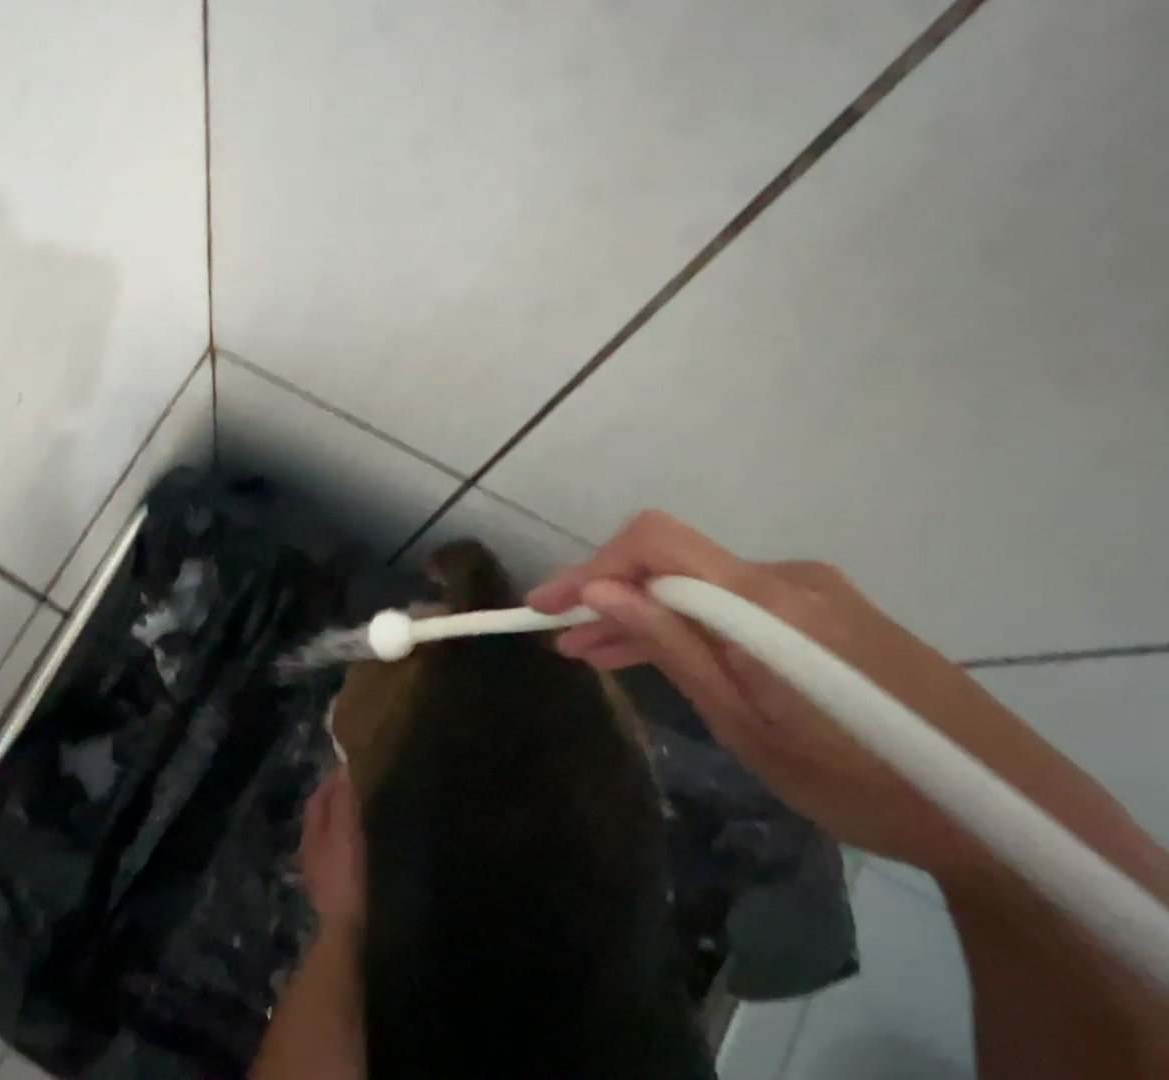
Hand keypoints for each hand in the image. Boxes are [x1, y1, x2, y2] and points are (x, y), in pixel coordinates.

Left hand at [299, 770, 365, 933]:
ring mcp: (316, 865)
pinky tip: (355, 841)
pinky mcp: (327, 881)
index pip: (317, 797)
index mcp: (311, 831)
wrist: (341, 926)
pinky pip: (333, 848)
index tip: (346, 766)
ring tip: (358, 808)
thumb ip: (342, 802)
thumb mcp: (345, 833)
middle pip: (318, 813)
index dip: (330, 781)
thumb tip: (342, 769)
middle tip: (354, 783)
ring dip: (337, 816)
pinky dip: (342, 836)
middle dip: (332, 796)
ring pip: (324, 831)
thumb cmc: (343, 874)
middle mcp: (308, 845)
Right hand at [525, 510, 1058, 883]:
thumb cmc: (856, 781)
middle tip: (562, 643)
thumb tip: (601, 589)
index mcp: (765, 602)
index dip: (589, 567)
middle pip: (674, 564)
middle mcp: (788, 578)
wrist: (999, 811)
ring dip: (646, 615)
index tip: (542, 609)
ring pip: (702, 588)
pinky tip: (665, 659)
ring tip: (596, 656)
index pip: (654, 544)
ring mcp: (815, 593)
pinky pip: (737, 605)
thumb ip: (675, 647)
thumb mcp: (744, 724)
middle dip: (608, 596)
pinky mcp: (831, 615)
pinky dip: (690, 626)